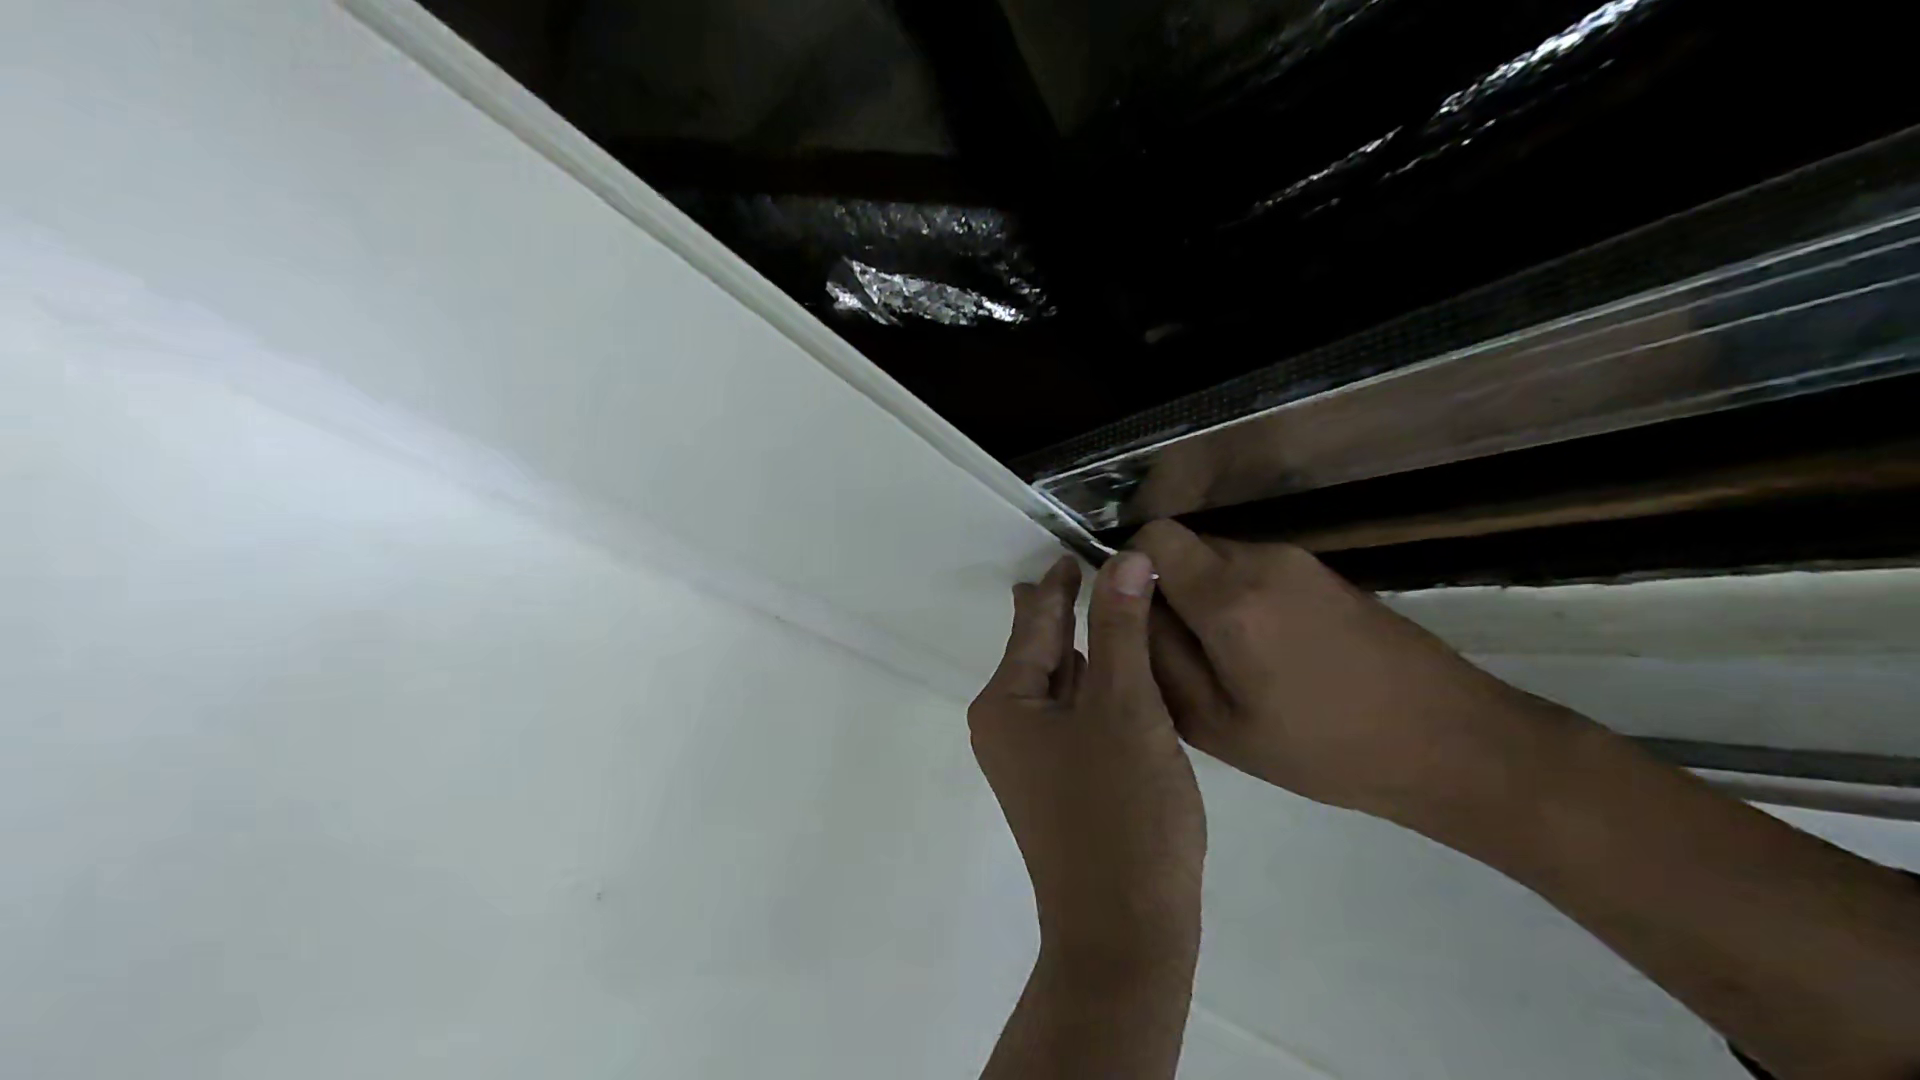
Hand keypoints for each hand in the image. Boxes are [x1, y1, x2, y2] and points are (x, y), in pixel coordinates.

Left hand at [969, 553, 1205, 964]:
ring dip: (1091, 650)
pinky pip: (1078, 716)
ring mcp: (1032, 759)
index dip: (1058, 586)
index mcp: (1005, 703)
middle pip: (1045, 652)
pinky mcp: (1061, 782)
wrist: (1126, 931)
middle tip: (1098, 573)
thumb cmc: (1122, 811)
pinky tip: (1125, 675)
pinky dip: (1101, 688)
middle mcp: (1006, 726)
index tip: (1074, 552)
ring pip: (1064, 685)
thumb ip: (1122, 628)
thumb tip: (1124, 559)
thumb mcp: (1125, 706)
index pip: (1035, 624)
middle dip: (1073, 615)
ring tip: (1117, 613)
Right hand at [1130, 520, 1578, 825]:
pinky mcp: (1322, 571)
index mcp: (1228, 598)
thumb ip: (1161, 661)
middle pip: (1183, 547)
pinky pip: (1253, 570)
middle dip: (1169, 590)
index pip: (1152, 539)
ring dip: (1206, 596)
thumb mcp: (1217, 725)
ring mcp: (1297, 560)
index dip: (1131, 571)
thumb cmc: (1323, 748)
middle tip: (1186, 654)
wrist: (1451, 742)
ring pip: (1218, 558)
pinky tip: (1269, 654)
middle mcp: (1260, 560)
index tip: (1141, 621)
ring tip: (1230, 661)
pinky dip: (1240, 599)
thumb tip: (1132, 614)